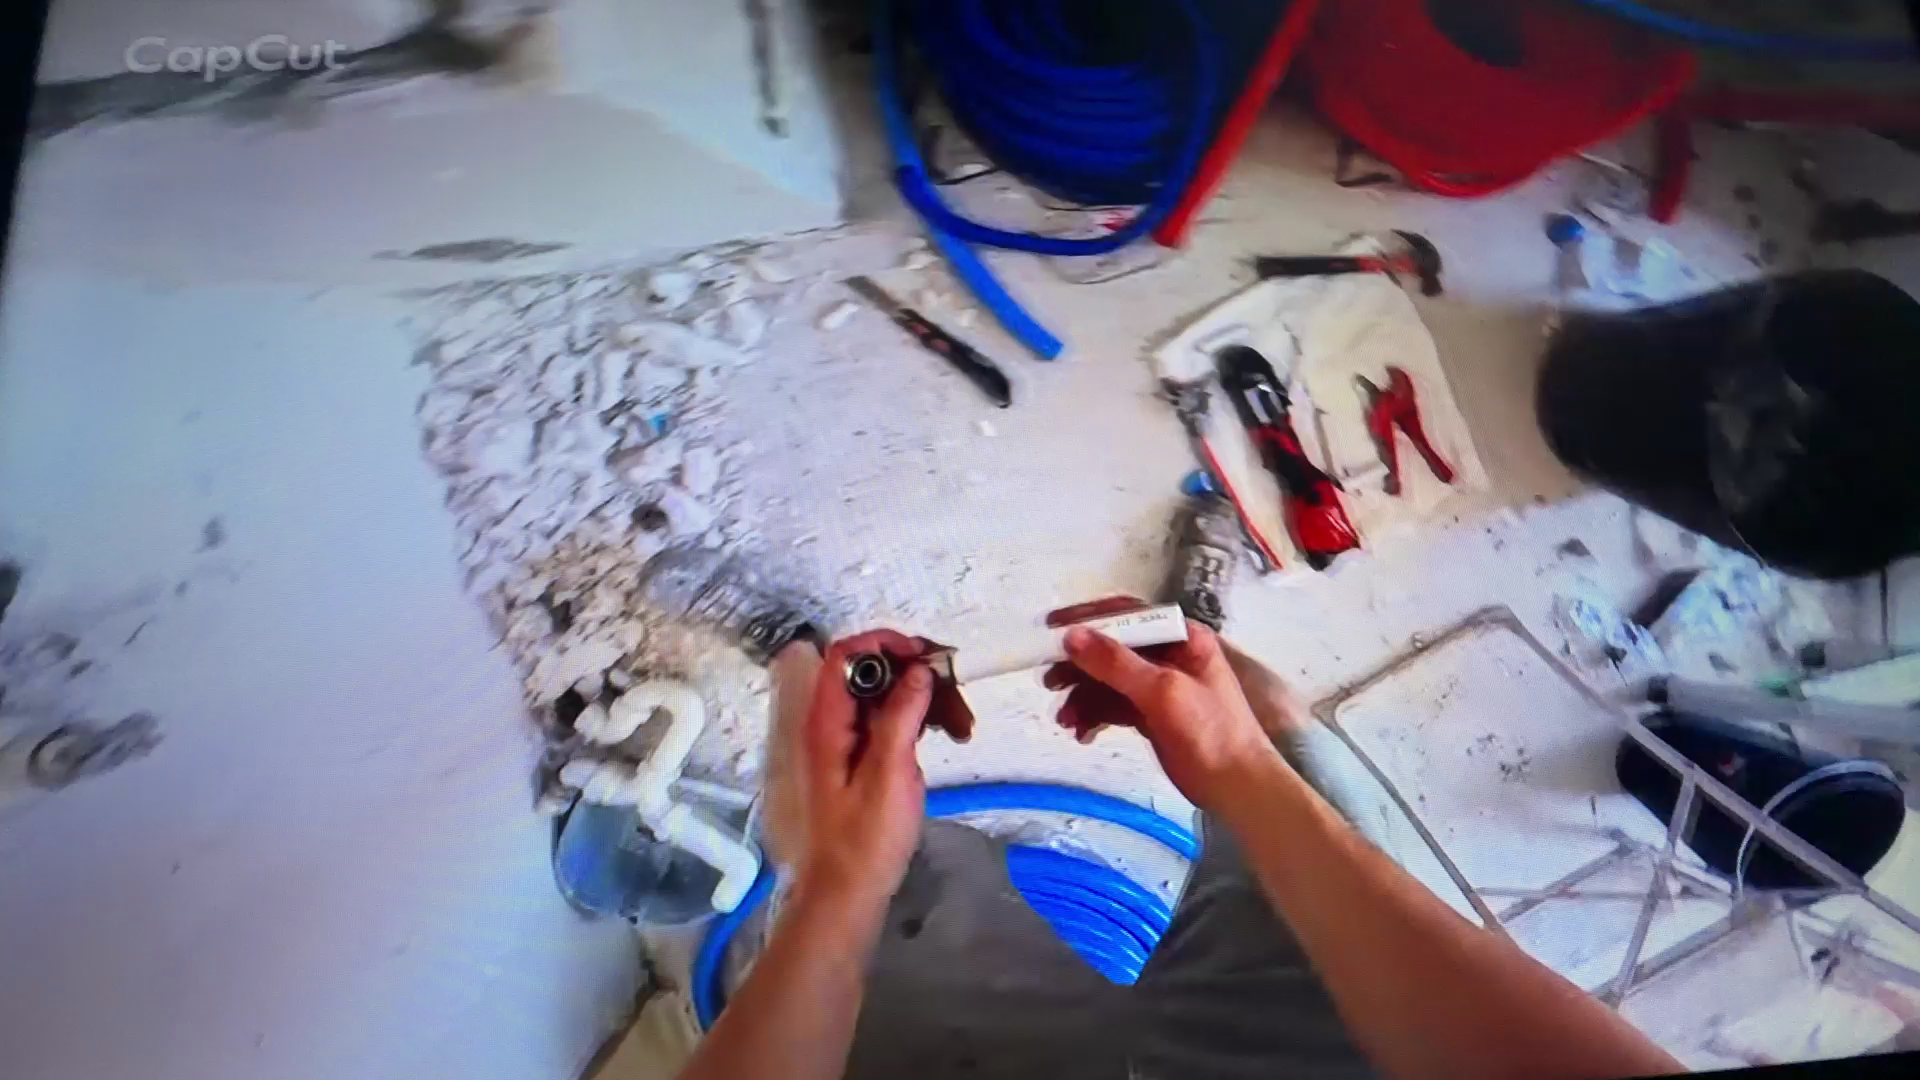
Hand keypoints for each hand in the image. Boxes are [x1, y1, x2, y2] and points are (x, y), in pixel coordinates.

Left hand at [790, 630, 932, 912]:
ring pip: (892, 692)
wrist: (848, 893)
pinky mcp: (865, 751)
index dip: (885, 643)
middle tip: (956, 694)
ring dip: (929, 699)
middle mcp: (834, 720)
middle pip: (875, 670)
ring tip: (963, 727)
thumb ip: (901, 716)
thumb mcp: (889, 774)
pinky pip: (895, 716)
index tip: (925, 657)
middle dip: (919, 674)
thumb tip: (919, 669)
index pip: (847, 655)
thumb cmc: (865, 839)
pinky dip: (923, 718)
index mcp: (827, 720)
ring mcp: (850, 736)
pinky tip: (950, 735)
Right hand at [1043, 597, 1283, 810]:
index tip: (1051, 627)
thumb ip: (1116, 663)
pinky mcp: (1148, 712)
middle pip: (1109, 648)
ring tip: (1065, 720)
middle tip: (1049, 682)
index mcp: (1179, 637)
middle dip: (1078, 666)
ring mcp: (1156, 684)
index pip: (1125, 615)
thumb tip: (1071, 636)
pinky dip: (1093, 715)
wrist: (1239, 789)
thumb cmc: (1211, 733)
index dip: (1086, 618)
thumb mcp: (1163, 692)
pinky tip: (1082, 733)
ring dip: (1082, 697)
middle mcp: (1166, 654)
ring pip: (1106, 679)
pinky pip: (1111, 704)